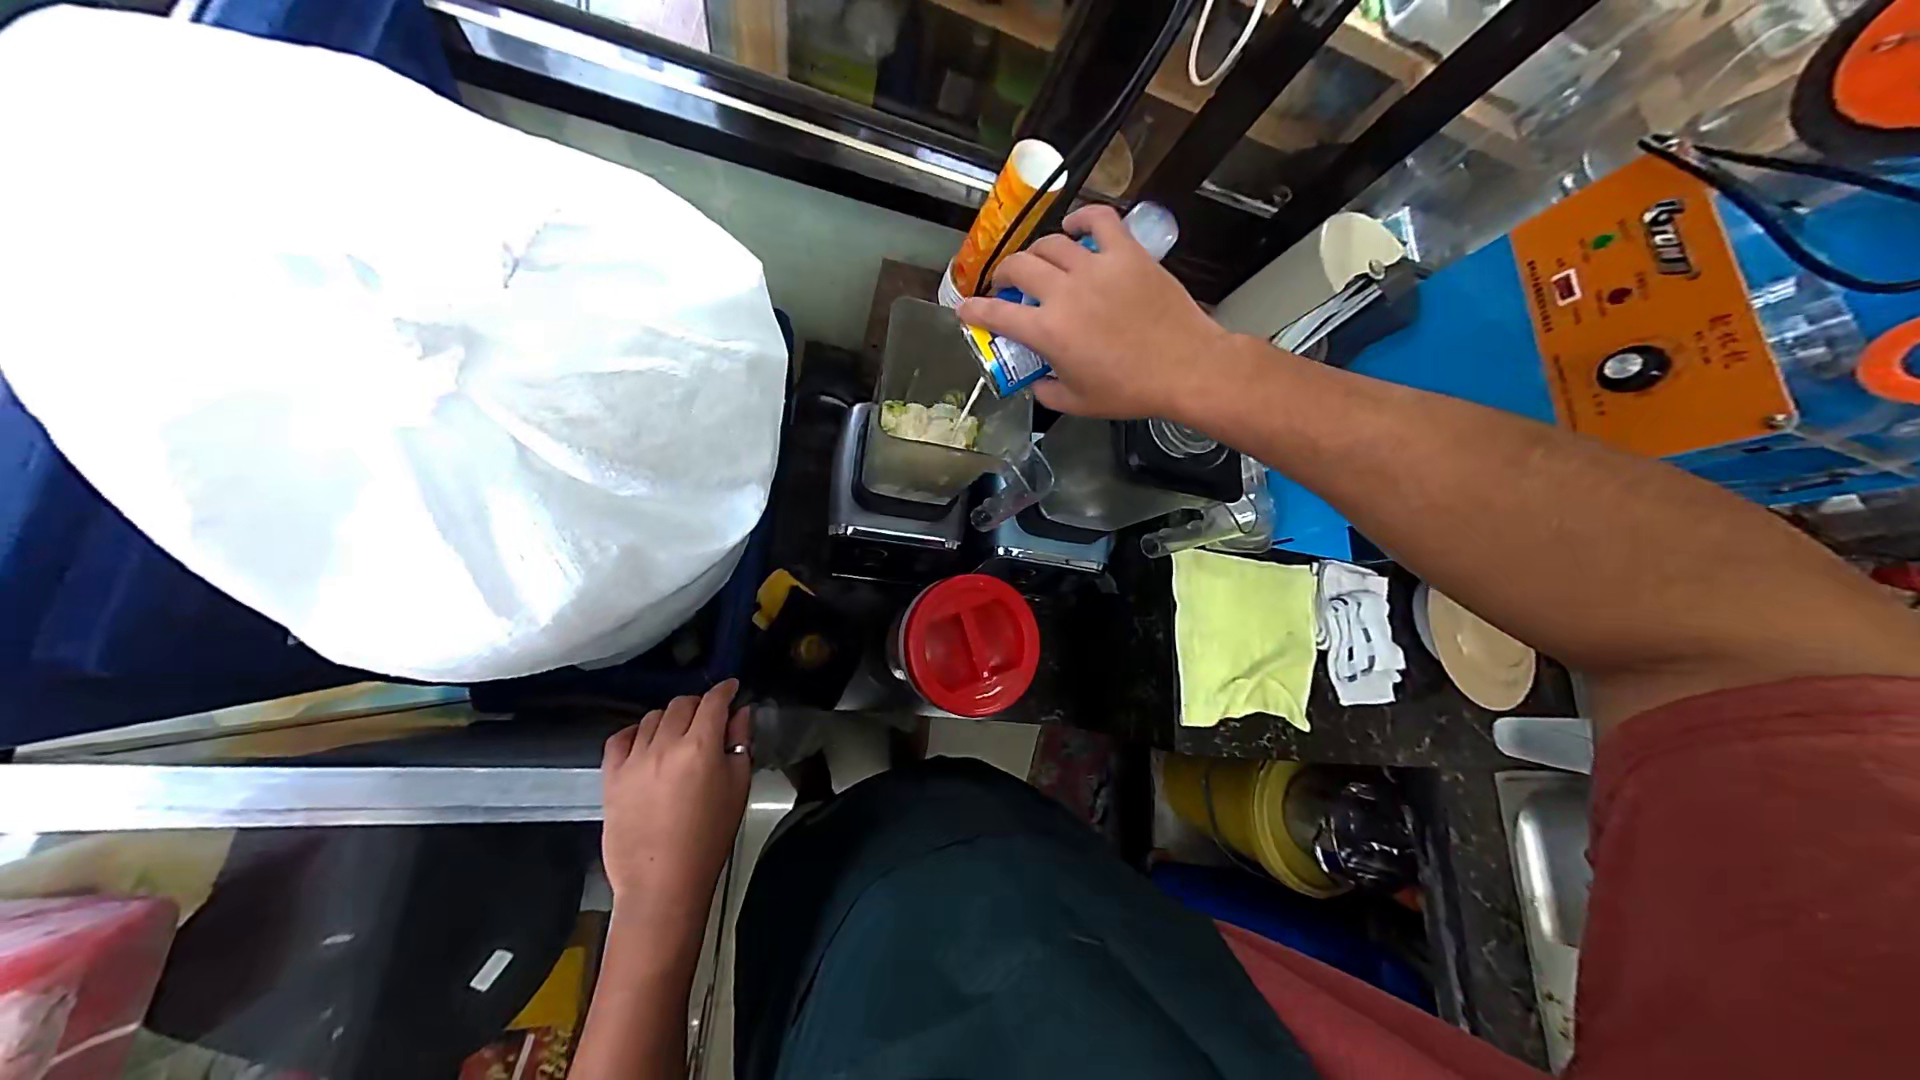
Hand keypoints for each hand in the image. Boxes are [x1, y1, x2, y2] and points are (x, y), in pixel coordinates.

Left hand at [600, 680, 751, 927]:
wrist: (663, 881)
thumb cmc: (710, 836)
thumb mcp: (738, 787)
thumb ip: (740, 743)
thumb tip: (740, 713)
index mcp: (701, 746)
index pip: (714, 701)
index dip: (725, 690)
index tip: (731, 689)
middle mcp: (665, 745)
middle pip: (682, 703)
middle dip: (699, 703)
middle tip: (709, 717)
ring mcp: (634, 759)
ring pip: (653, 717)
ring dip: (670, 718)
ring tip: (679, 734)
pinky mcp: (611, 776)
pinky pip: (620, 738)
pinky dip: (636, 733)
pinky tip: (646, 742)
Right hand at [956, 204, 1233, 420]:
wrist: (1185, 368)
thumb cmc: (1130, 391)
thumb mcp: (1077, 403)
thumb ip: (1045, 390)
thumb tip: (1034, 380)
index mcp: (1048, 331)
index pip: (996, 314)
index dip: (973, 310)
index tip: (964, 309)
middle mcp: (1064, 292)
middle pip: (1018, 267)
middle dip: (1003, 275)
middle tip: (1006, 286)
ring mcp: (1096, 267)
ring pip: (1050, 244)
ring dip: (1036, 253)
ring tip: (1038, 264)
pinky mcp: (1126, 253)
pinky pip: (1099, 220)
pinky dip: (1082, 219)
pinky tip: (1074, 228)